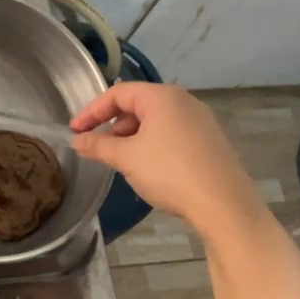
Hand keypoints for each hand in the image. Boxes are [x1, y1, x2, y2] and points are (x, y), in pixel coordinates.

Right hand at [71, 82, 266, 234]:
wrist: (224, 205)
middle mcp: (184, 101)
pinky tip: (148, 167)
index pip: (117, 93)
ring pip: (156, 120)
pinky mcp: (210, 141)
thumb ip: (98, 146)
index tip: (75, 131)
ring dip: (132, 136)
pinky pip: (172, 133)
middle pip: (138, 104)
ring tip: (122, 159)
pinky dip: (153, 143)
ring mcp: (201, 121)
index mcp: (162, 97)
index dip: (92, 111)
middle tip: (98, 147)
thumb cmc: (170, 172)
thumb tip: (78, 141)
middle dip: (113, 124)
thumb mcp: (126, 158)